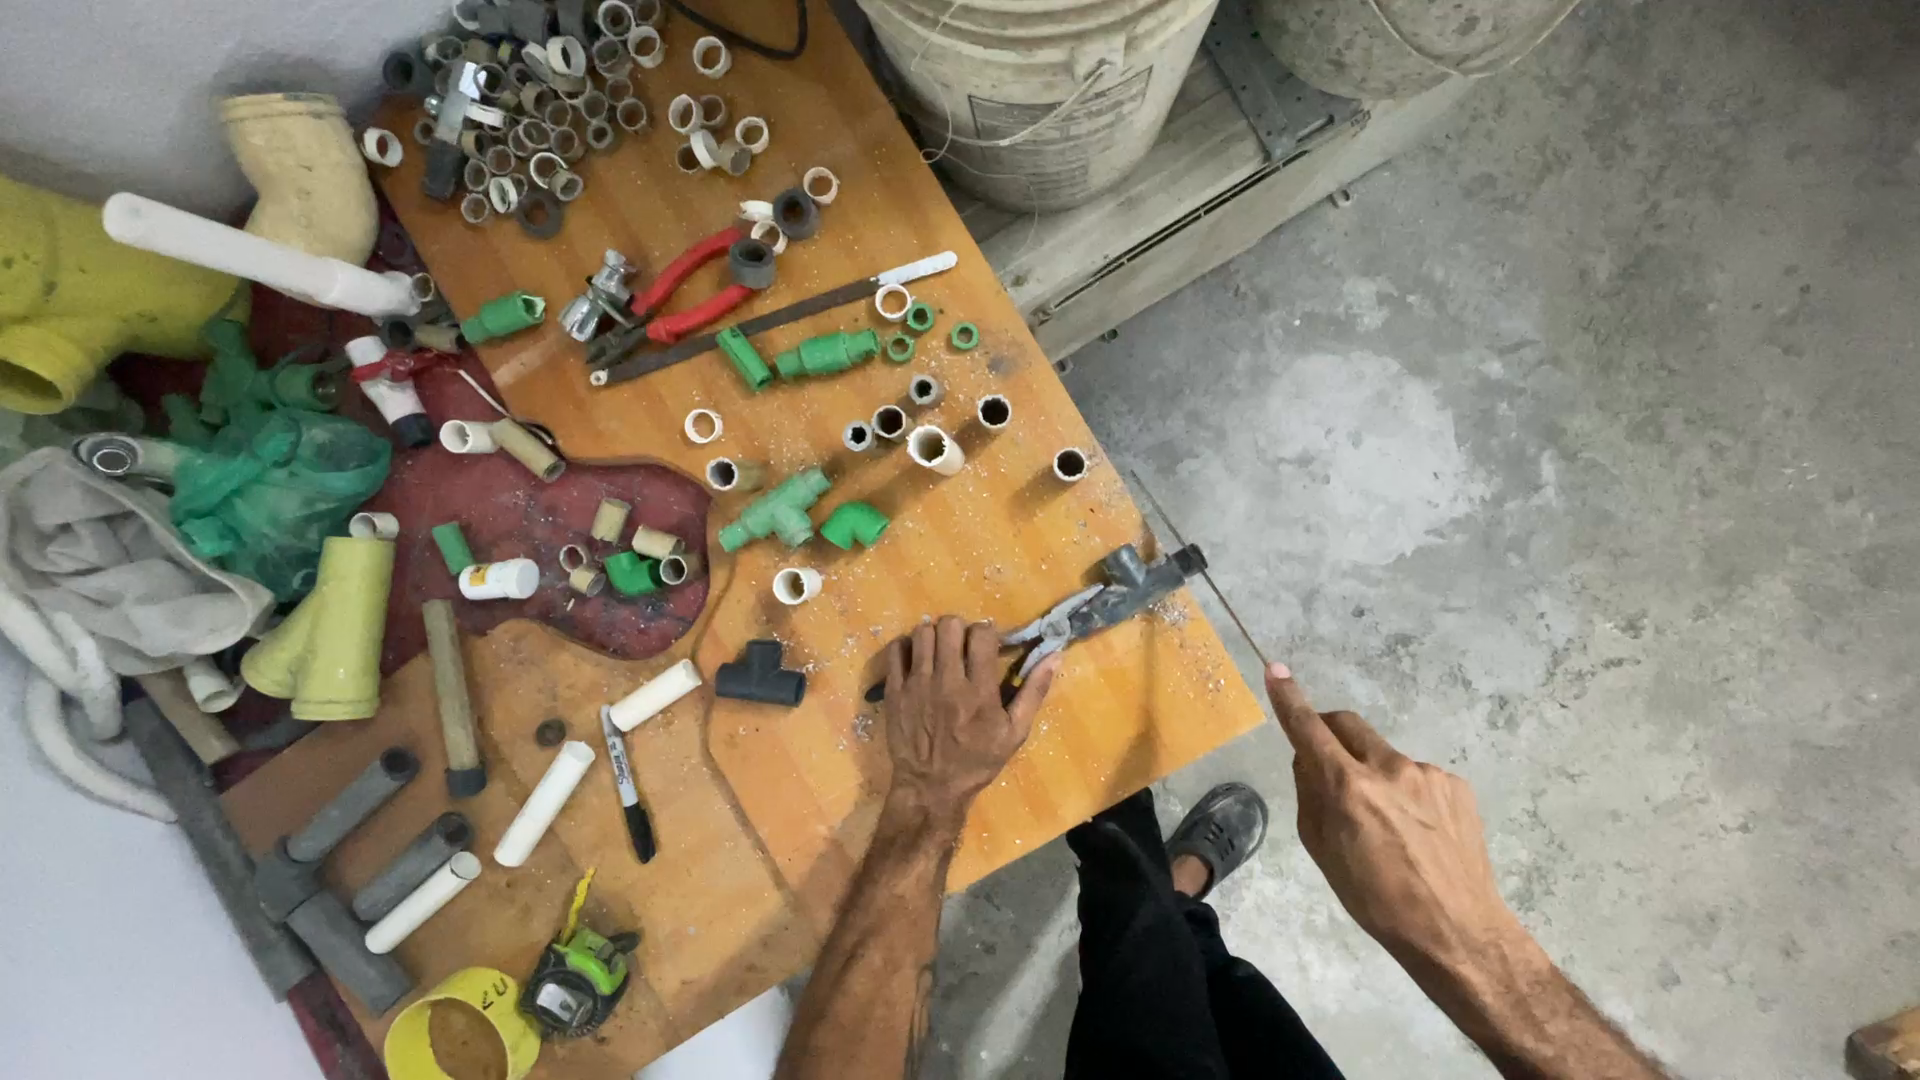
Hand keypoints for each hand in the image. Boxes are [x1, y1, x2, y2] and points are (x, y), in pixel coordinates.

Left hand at [881, 616, 1060, 828]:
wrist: (931, 788)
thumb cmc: (978, 761)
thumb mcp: (1015, 732)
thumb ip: (1034, 691)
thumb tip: (1056, 655)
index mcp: (979, 691)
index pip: (981, 635)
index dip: (986, 632)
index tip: (986, 643)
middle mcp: (947, 681)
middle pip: (950, 626)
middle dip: (959, 628)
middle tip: (962, 644)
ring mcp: (917, 685)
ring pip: (923, 632)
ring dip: (934, 634)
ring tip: (939, 650)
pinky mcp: (894, 691)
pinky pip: (897, 649)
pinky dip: (907, 646)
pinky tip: (916, 659)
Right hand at [1266, 663, 1525, 977]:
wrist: (1458, 932)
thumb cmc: (1375, 898)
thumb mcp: (1322, 850)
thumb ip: (1310, 794)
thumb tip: (1308, 758)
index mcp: (1349, 787)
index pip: (1309, 728)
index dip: (1289, 698)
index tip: (1275, 671)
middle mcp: (1389, 768)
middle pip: (1348, 725)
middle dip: (1330, 731)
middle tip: (1327, 761)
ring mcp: (1428, 774)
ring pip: (1382, 755)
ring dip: (1372, 772)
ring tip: (1387, 823)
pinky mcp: (1457, 785)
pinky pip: (1415, 775)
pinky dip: (1405, 790)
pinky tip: (1417, 829)